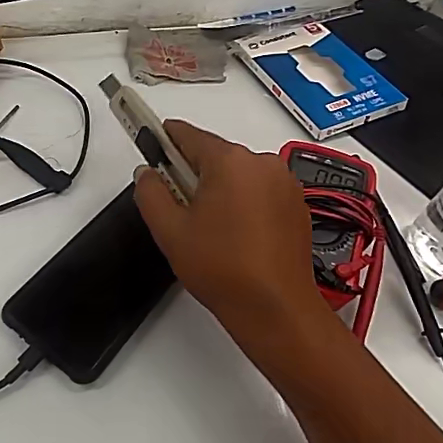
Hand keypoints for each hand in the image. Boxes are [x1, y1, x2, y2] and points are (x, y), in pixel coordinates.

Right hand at [132, 121, 336, 364]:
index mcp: (230, 161)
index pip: (186, 134)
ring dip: (217, 190)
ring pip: (236, 174)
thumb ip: (150, 192)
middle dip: (190, 174)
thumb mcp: (169, 229)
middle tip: (177, 208)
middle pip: (213, 155)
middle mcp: (262, 164)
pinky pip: (258, 190)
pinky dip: (242, 203)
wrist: (275, 308)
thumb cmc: (225, 270)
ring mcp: (283, 183)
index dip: (161, 139)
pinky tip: (231, 235)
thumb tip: (147, 174)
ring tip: (207, 229)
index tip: (148, 142)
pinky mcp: (295, 204)